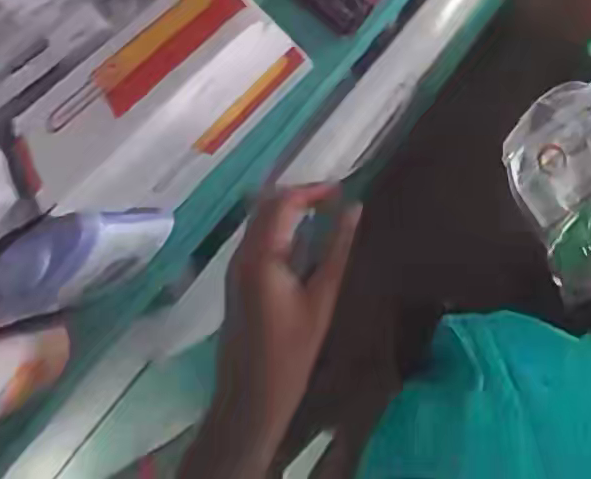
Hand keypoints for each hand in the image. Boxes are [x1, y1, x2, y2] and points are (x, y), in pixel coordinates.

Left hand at [184, 184, 361, 478]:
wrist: (249, 401)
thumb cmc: (291, 352)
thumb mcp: (322, 297)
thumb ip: (338, 248)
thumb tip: (354, 208)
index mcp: (261, 254)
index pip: (285, 201)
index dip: (314, 190)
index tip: (342, 191)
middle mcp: (243, 253)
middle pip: (268, 204)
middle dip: (301, 195)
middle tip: (334, 200)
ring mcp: (236, 266)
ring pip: (261, 219)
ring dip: (290, 209)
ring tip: (324, 214)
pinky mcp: (237, 279)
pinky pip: (258, 238)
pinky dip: (281, 228)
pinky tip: (304, 242)